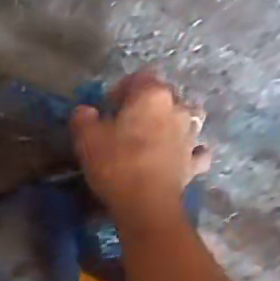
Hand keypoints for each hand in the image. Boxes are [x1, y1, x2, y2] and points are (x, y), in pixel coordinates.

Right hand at [70, 71, 211, 222]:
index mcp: (151, 96)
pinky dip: (190, 151)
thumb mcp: (86, 140)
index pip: (138, 78)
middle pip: (164, 96)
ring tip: (156, 137)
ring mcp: (191, 134)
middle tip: (127, 124)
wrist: (146, 202)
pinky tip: (181, 156)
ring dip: (173, 123)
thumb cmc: (115, 164)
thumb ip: (83, 119)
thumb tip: (85, 111)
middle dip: (147, 106)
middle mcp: (178, 107)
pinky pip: (196, 150)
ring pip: (186, 118)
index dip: (121, 88)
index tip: (107, 105)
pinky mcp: (194, 161)